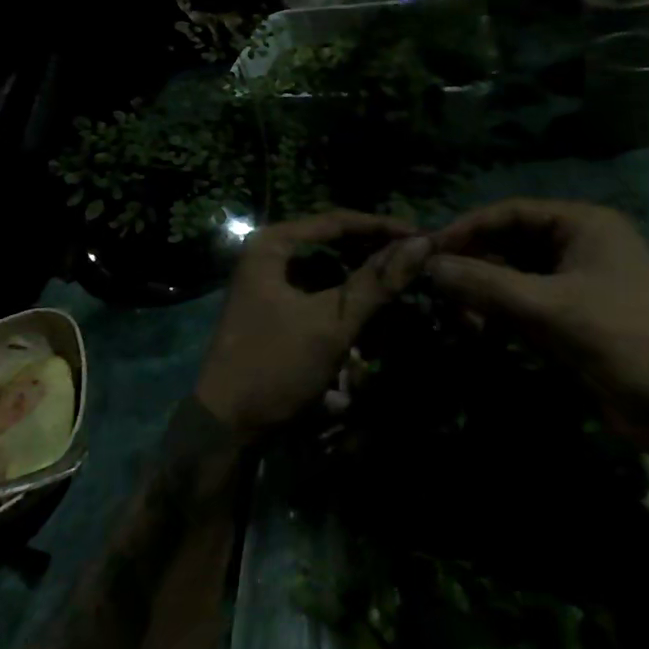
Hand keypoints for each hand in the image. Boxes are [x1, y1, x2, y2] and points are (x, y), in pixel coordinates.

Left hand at [195, 211, 431, 435]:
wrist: (226, 428)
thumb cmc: (276, 366)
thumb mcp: (332, 322)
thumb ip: (377, 282)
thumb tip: (422, 245)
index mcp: (272, 245)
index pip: (338, 221)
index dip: (383, 226)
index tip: (422, 235)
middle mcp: (269, 254)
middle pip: (334, 242)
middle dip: (375, 253)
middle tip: (417, 258)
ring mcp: (271, 282)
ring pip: (330, 269)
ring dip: (365, 278)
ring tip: (401, 284)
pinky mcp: (277, 307)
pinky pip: (321, 292)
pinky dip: (348, 300)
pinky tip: (376, 314)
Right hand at [425, 199, 648, 436]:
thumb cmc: (632, 339)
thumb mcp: (556, 308)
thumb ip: (489, 285)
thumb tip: (429, 265)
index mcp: (584, 224)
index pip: (511, 212)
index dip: (468, 228)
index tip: (426, 250)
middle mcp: (579, 246)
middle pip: (511, 244)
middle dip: (476, 265)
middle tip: (437, 291)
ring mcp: (578, 286)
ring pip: (516, 279)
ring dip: (486, 295)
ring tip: (460, 319)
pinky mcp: (576, 322)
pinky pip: (528, 309)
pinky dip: (504, 318)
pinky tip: (483, 334)